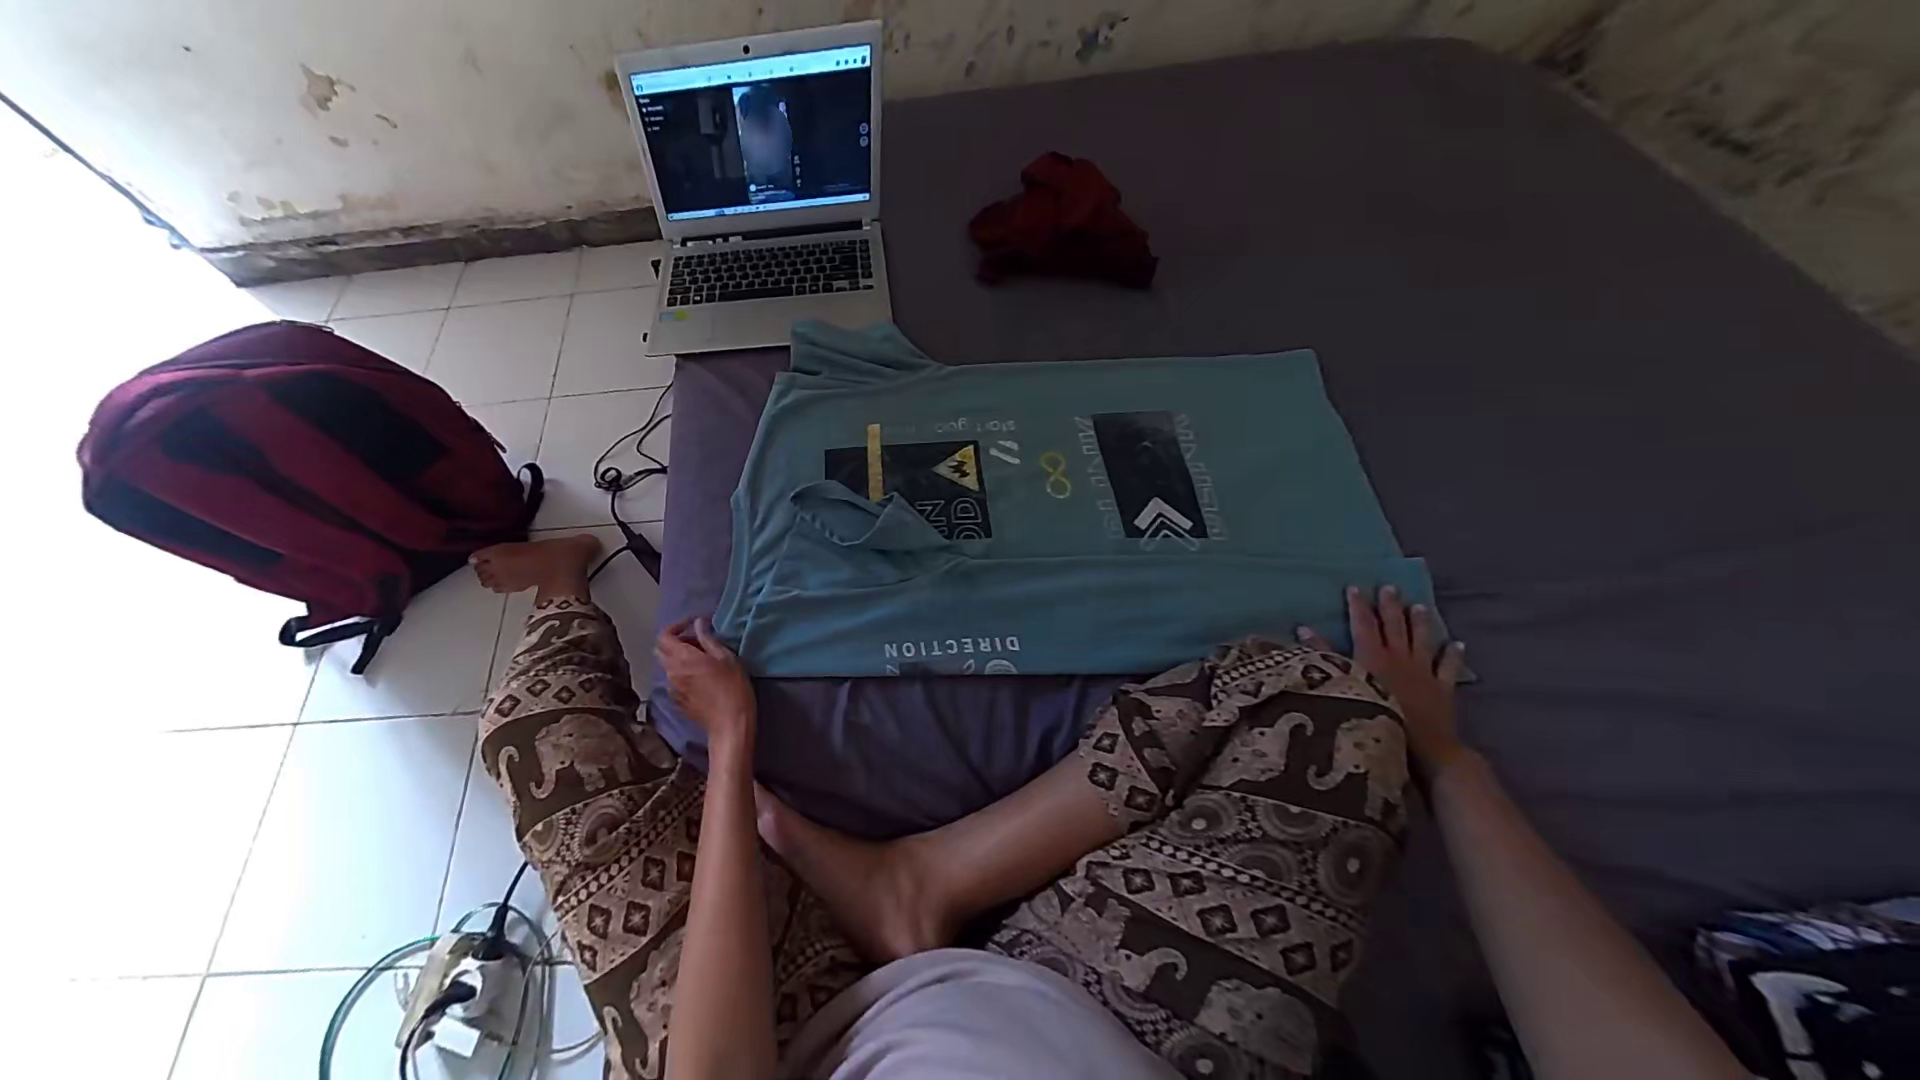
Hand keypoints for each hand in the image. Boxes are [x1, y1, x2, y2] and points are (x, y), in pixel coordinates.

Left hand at [655, 617, 755, 758]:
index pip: (664, 636)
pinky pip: (674, 681)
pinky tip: (700, 678)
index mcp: (683, 658)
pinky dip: (682, 673)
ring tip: (702, 660)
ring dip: (679, 658)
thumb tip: (698, 623)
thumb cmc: (733, 686)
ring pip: (667, 666)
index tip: (693, 625)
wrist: (729, 723)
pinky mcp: (677, 701)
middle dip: (676, 641)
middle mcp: (671, 672)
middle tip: (698, 641)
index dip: (675, 626)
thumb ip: (708, 639)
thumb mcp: (726, 657)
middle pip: (661, 650)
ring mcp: (672, 688)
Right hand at [1297, 585, 1469, 772]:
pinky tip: (1457, 644)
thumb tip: (1303, 628)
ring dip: (1421, 623)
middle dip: (1390, 606)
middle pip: (1394, 626)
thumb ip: (1323, 654)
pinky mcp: (1442, 688)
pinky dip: (1453, 655)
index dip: (1358, 605)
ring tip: (1420, 606)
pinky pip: (1449, 667)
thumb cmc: (1373, 714)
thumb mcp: (1342, 682)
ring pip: (1422, 640)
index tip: (1355, 587)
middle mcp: (1399, 657)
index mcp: (1373, 654)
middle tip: (1390, 588)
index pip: (1363, 623)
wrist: (1421, 746)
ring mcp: (1424, 671)